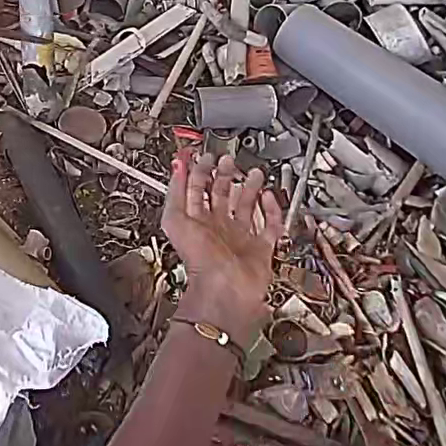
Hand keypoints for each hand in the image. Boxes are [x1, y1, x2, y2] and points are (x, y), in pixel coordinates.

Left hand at [162, 152, 282, 342]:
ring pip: (246, 206)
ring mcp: (239, 237)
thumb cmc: (199, 259)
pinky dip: (270, 210)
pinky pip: (269, 225)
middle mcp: (217, 228)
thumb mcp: (174, 219)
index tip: (205, 157)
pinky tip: (267, 197)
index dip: (200, 171)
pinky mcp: (260, 248)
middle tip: (229, 160)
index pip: (197, 189)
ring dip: (249, 188)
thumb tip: (176, 168)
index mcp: (196, 221)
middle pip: (222, 195)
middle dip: (225, 175)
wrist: (224, 288)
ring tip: (254, 172)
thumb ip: (175, 192)